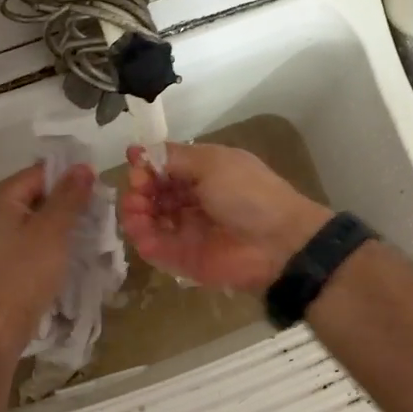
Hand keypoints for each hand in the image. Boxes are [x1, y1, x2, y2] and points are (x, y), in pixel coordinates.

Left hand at [0, 162, 94, 346]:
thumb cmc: (26, 273)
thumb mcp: (53, 230)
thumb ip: (69, 196)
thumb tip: (83, 167)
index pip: (41, 172)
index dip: (71, 178)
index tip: (99, 191)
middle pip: (37, 192)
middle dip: (67, 201)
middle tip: (98, 213)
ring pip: (36, 216)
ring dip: (62, 222)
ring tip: (89, 231)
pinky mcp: (2, 256)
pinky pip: (31, 236)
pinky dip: (50, 239)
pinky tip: (69, 250)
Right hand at [119, 142, 330, 291]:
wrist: (278, 243)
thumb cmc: (248, 194)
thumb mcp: (212, 162)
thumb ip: (174, 158)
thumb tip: (138, 152)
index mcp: (202, 173)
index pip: (163, 168)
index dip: (146, 166)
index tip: (136, 165)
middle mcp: (191, 200)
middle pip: (151, 193)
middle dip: (138, 189)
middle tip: (138, 191)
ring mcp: (185, 231)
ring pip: (148, 220)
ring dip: (134, 212)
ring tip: (136, 210)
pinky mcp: (182, 259)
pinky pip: (154, 247)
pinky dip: (141, 237)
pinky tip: (140, 229)